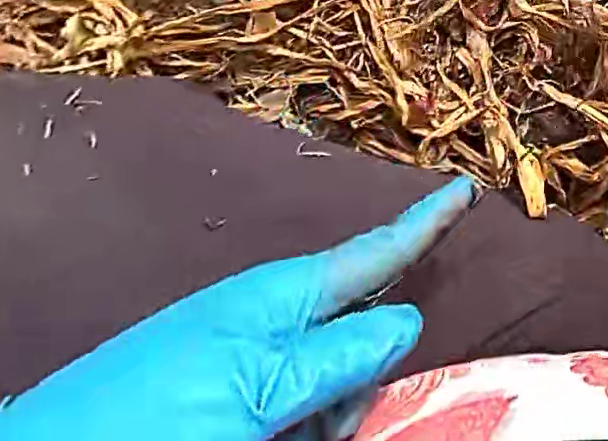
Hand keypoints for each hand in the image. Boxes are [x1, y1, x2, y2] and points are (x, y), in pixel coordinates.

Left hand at [0, 177, 477, 440]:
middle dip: (384, 367)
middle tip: (347, 414)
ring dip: (346, 414)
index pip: (372, 253)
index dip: (424, 223)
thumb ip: (329, 359)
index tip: (465, 191)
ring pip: (339, 386)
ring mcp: (256, 365)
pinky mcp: (240, 402)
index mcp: (281, 299)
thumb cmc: (142, 422)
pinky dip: (316, 427)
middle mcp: (275, 322)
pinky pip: (306, 413)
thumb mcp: (248, 395)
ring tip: (289, 430)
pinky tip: (293, 434)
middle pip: (365, 333)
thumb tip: (406, 317)